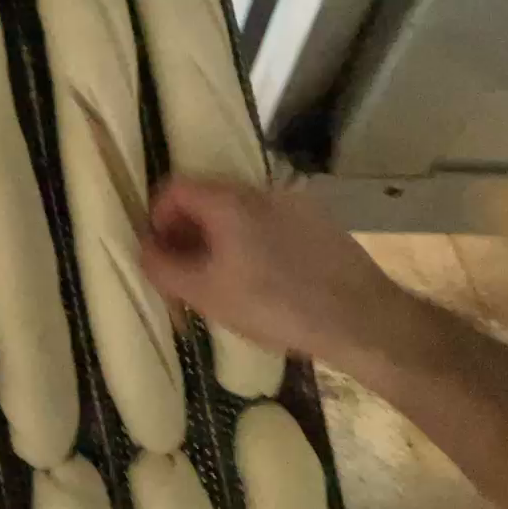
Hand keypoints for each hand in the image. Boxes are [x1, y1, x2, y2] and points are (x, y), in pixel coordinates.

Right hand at [140, 177, 428, 372]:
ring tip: (224, 279)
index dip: (157, 218)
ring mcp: (295, 203)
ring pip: (239, 212)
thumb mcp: (204, 293)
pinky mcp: (320, 222)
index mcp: (227, 200)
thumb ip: (162, 267)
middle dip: (187, 231)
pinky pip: (269, 222)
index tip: (161, 253)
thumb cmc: (274, 305)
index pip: (174, 188)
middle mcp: (260, 189)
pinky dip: (252, 242)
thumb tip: (144, 249)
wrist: (363, 321)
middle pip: (206, 197)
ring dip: (220, 238)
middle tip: (187, 271)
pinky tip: (263, 280)